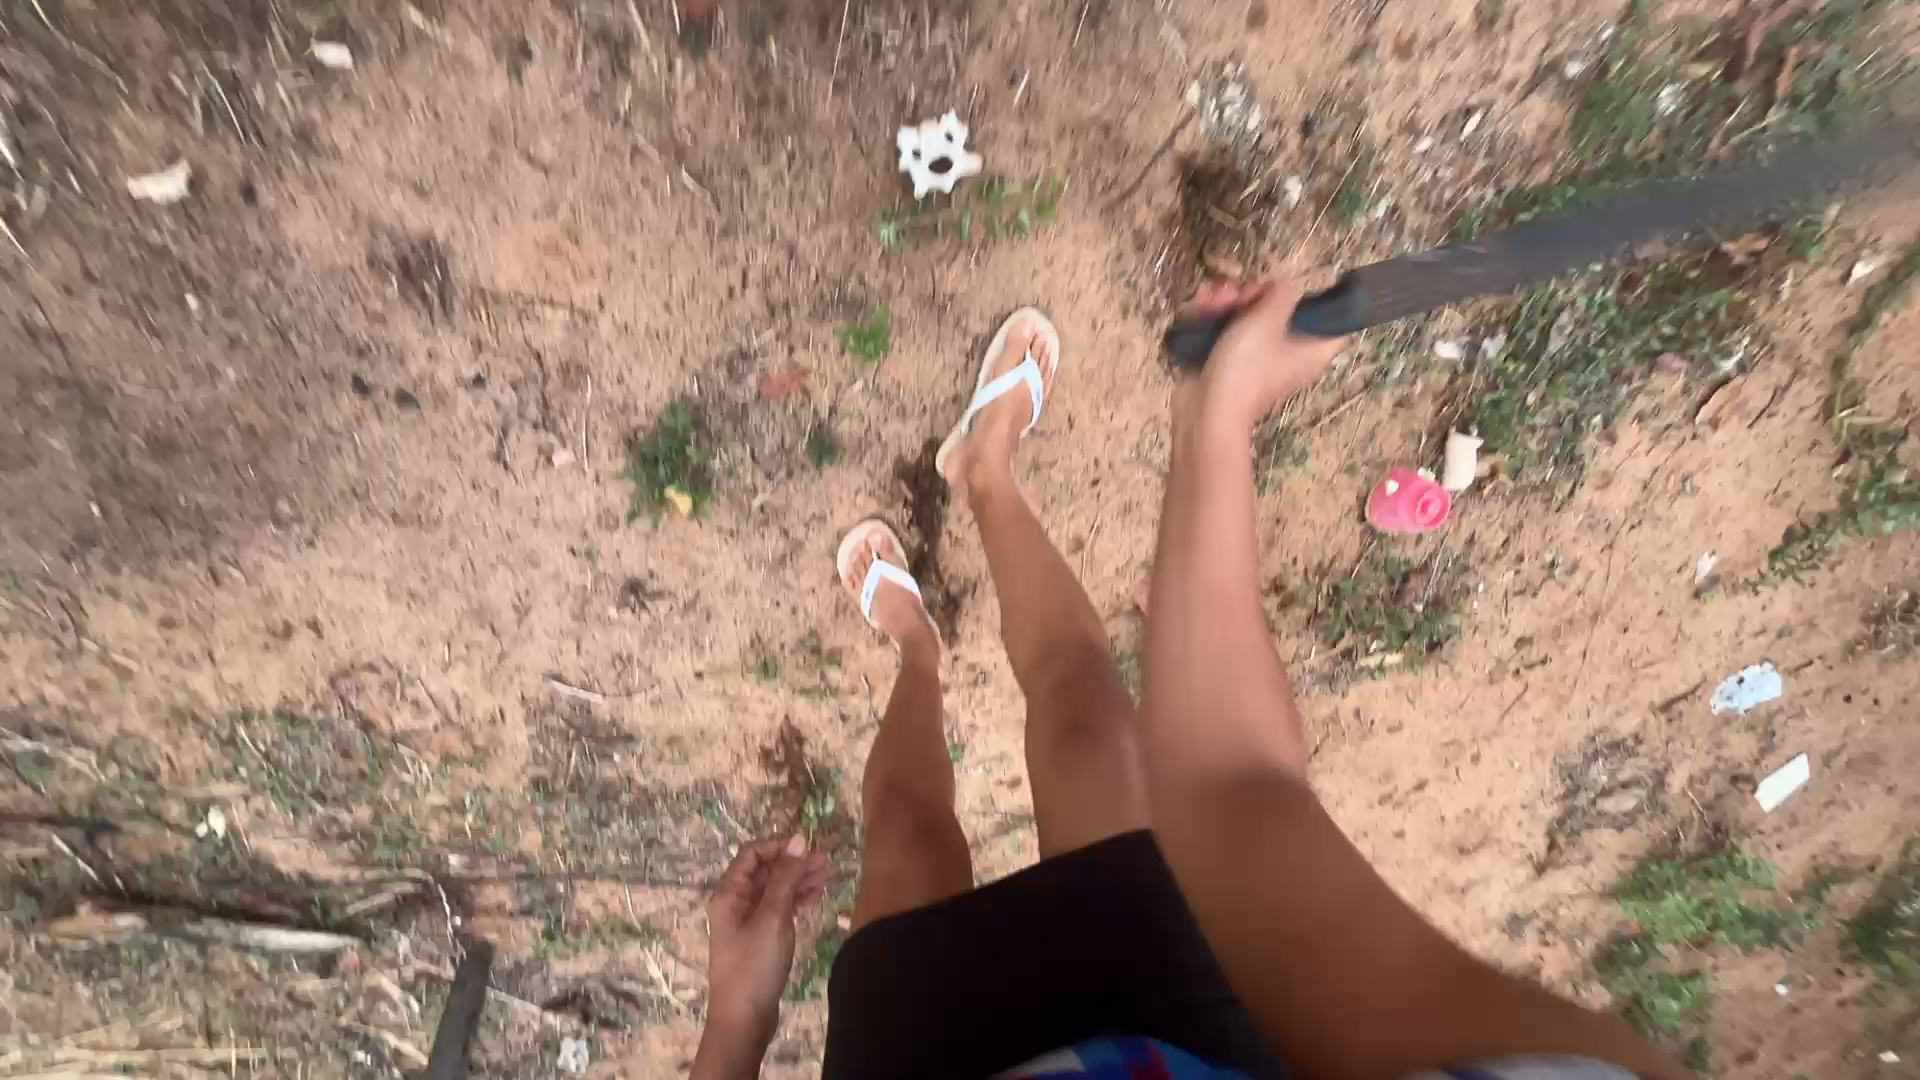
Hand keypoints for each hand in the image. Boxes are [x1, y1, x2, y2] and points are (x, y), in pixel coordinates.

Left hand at [698, 836, 830, 1060]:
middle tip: (824, 864)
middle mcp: (735, 901)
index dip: (780, 846)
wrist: (744, 1021)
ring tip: (825, 880)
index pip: (753, 853)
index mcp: (729, 893)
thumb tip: (799, 839)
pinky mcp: (759, 935)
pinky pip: (777, 906)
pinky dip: (795, 899)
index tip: (807, 850)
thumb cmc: (754, 965)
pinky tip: (815, 899)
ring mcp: (747, 919)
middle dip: (794, 863)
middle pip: (766, 869)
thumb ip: (786, 877)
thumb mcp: (772, 917)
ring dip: (798, 880)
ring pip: (774, 887)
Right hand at [1178, 278, 1345, 432]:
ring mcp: (1256, 357)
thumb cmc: (1245, 368)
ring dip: (1228, 300)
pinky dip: (1214, 316)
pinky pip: (1227, 329)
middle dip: (1255, 293)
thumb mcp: (1268, 319)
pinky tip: (1201, 306)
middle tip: (1242, 294)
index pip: (1334, 319)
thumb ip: (1282, 291)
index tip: (1302, 285)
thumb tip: (1284, 282)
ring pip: (1248, 315)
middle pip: (1282, 309)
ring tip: (1213, 300)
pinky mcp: (1228, 360)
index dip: (1321, 296)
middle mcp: (1288, 352)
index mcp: (1312, 348)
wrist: (1206, 410)